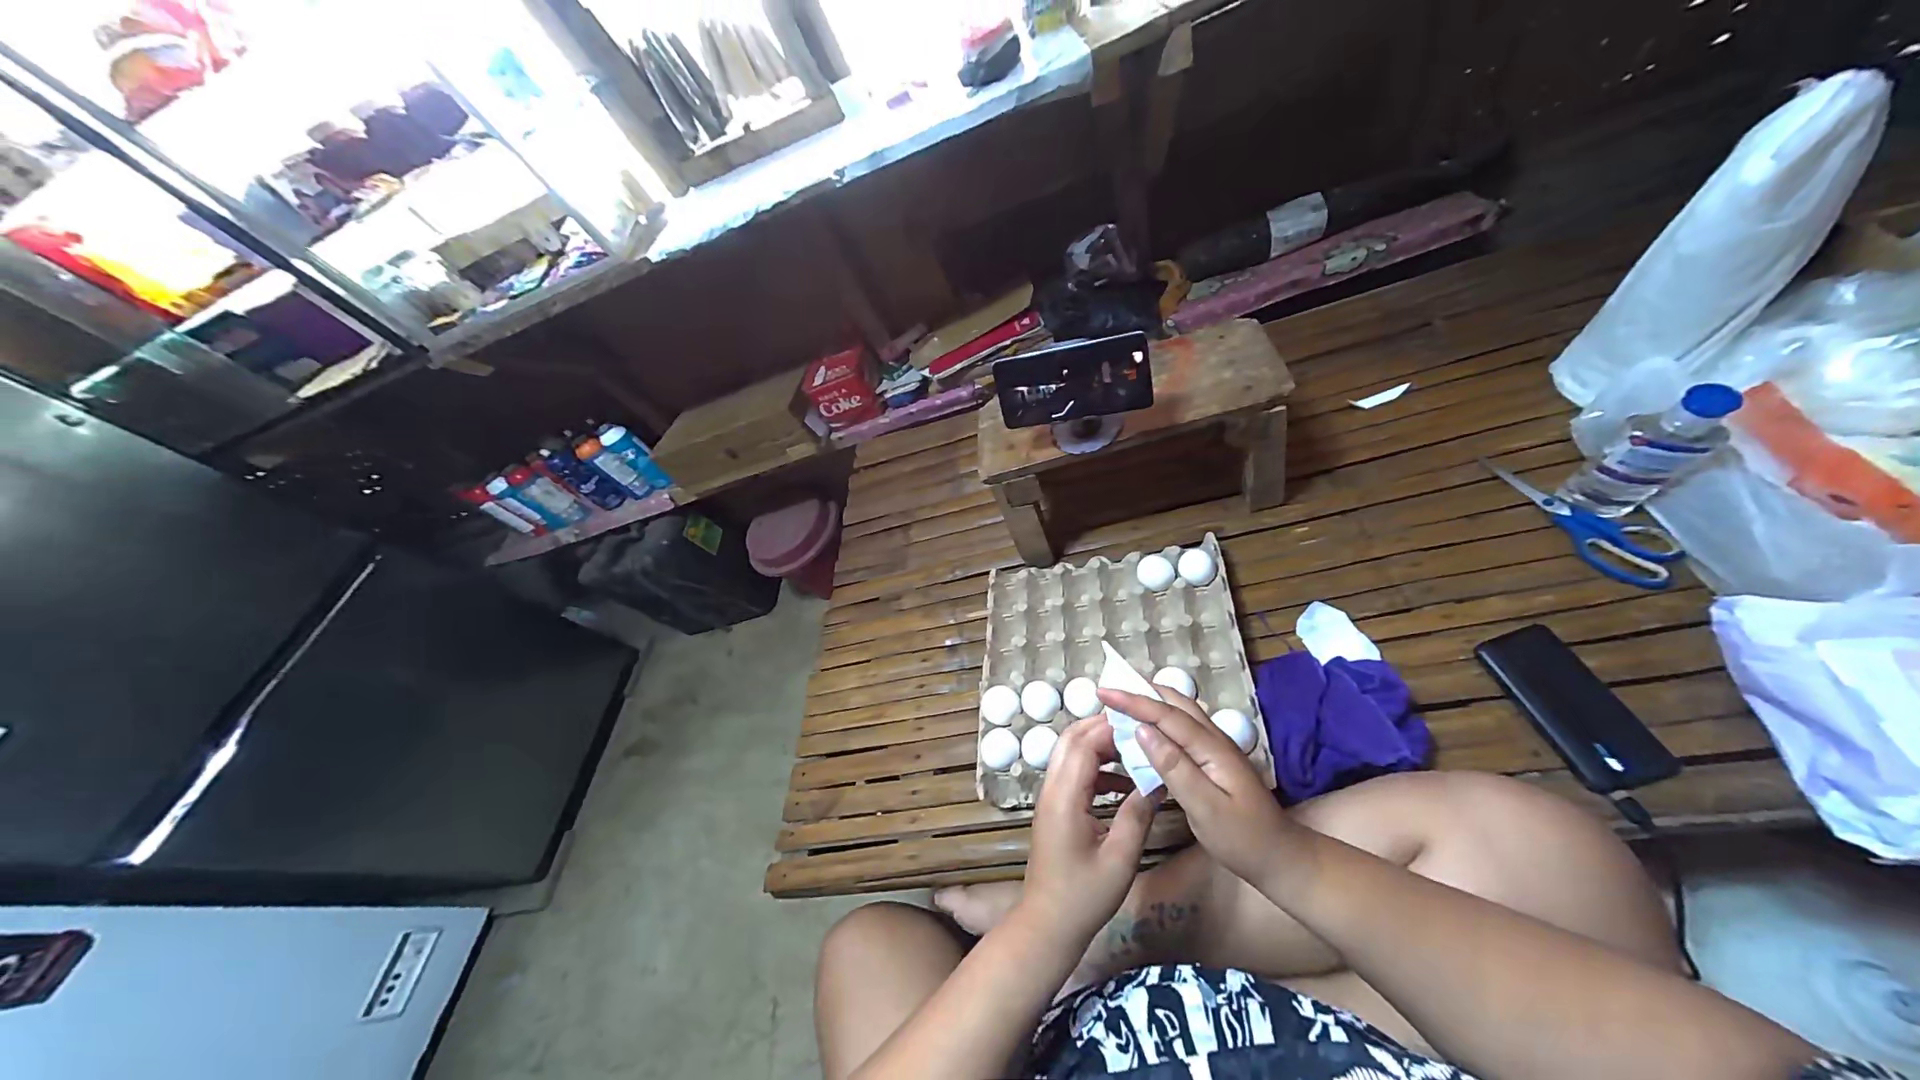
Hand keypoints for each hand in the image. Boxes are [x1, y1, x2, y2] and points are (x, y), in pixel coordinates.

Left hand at [1020, 714, 1157, 941]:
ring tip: (1137, 751)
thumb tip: (1159, 780)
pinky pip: (1074, 774)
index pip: (1083, 744)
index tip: (1142, 722)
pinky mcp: (1055, 808)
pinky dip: (1097, 768)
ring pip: (1071, 754)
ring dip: (1100, 747)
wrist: (1049, 923)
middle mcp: (1052, 789)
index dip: (1110, 728)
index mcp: (1065, 797)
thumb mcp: (1121, 857)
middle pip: (1072, 741)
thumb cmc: (1085, 895)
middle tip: (1140, 729)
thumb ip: (1138, 814)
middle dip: (1103, 729)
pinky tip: (1124, 782)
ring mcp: (1050, 798)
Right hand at [1099, 687, 1294, 887]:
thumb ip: (1174, 767)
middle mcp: (1215, 740)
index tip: (1104, 691)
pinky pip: (1183, 727)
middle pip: (1175, 703)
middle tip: (1109, 691)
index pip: (1166, 715)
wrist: (1282, 859)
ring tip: (1123, 702)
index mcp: (1211, 748)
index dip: (1133, 700)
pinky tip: (1148, 729)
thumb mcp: (1205, 808)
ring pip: (1181, 712)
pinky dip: (1160, 719)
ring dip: (1151, 701)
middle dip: (1141, 692)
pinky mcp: (1214, 759)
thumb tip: (1142, 730)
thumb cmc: (1242, 839)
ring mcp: (1217, 748)